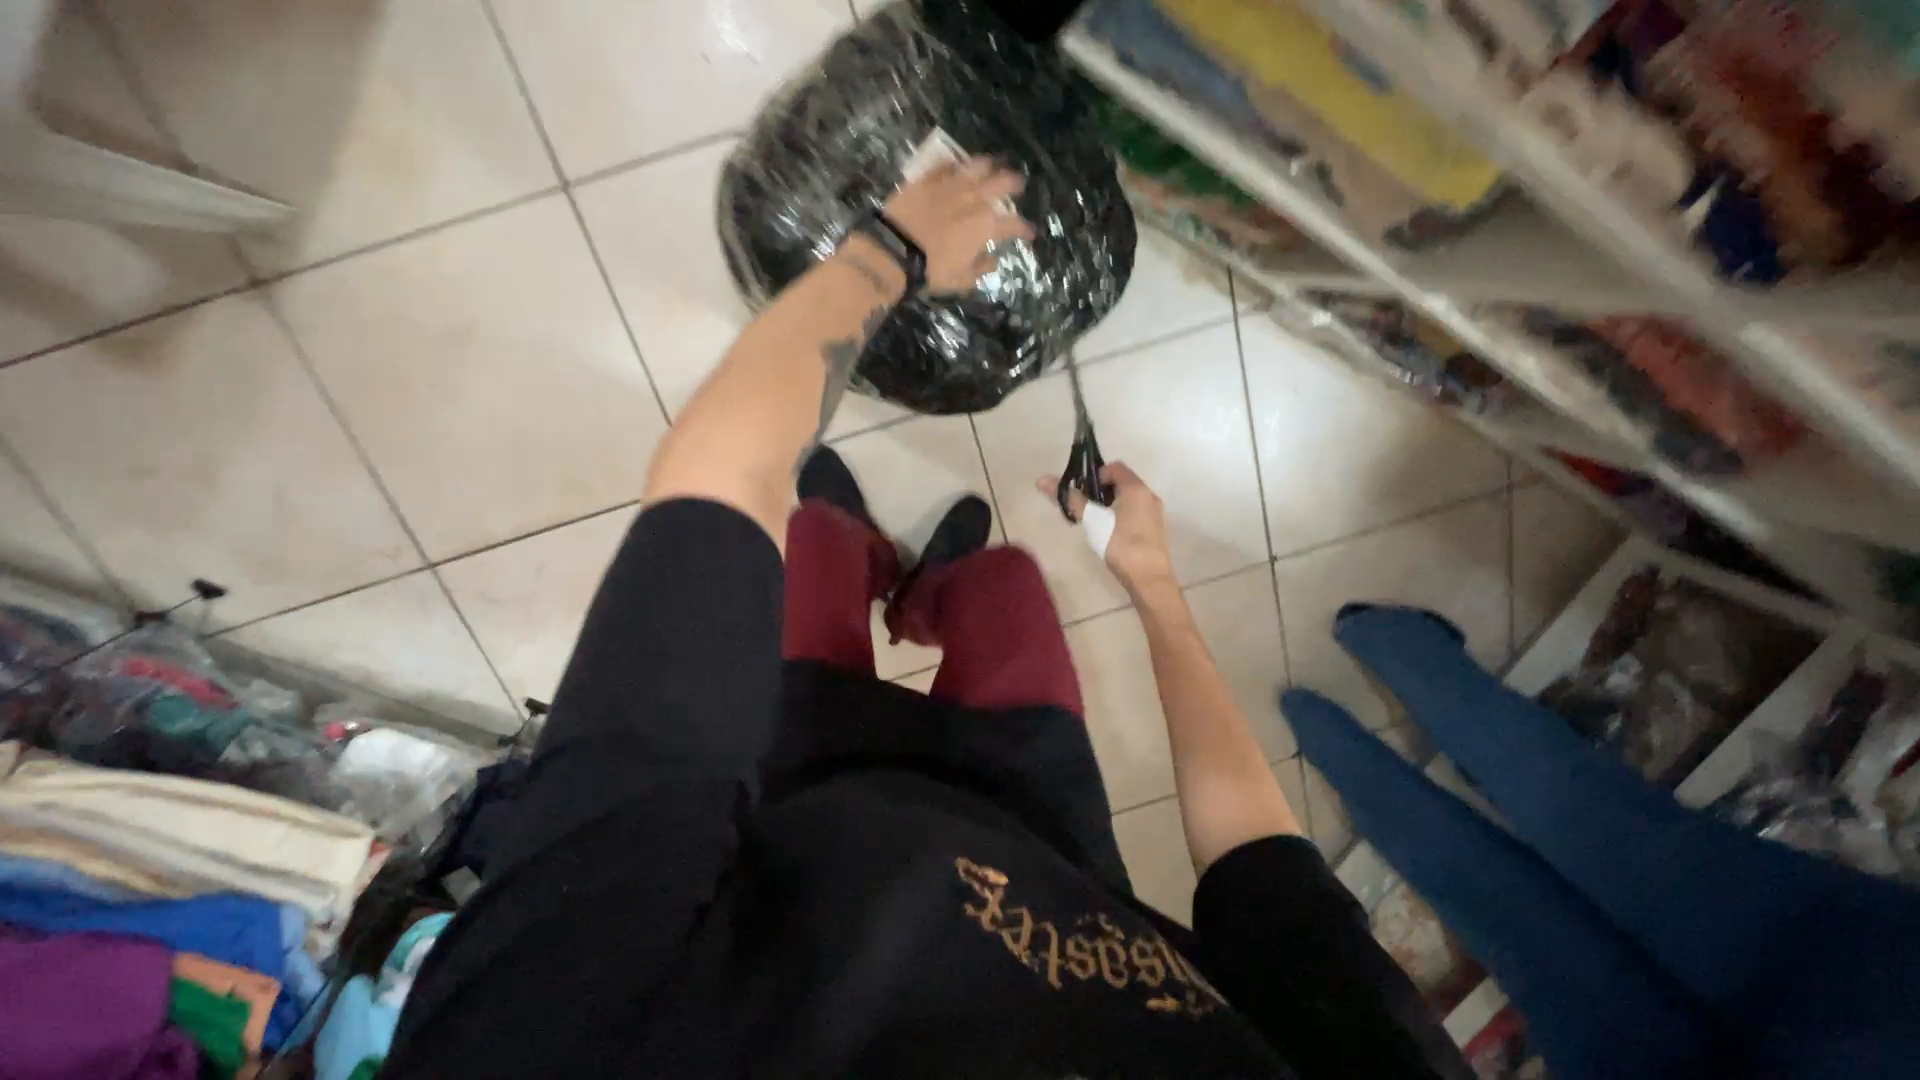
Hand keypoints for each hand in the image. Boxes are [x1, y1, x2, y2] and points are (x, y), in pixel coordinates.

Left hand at [883, 158, 1034, 294]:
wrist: (895, 249)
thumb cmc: (931, 269)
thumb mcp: (961, 279)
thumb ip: (981, 268)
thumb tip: (993, 260)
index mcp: (987, 225)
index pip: (1014, 225)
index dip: (1024, 229)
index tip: (1029, 233)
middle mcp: (975, 198)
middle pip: (1002, 183)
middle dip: (1013, 184)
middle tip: (1018, 184)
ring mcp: (952, 184)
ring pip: (977, 166)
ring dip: (988, 166)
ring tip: (991, 166)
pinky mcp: (929, 177)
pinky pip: (945, 165)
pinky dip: (953, 165)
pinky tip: (955, 166)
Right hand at [1037, 462, 1174, 595]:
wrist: (1149, 578)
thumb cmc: (1120, 544)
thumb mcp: (1092, 520)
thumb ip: (1071, 499)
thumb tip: (1042, 480)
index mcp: (1136, 489)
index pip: (1115, 467)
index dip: (1095, 475)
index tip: (1083, 493)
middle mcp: (1149, 496)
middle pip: (1122, 483)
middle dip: (1101, 491)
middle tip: (1086, 509)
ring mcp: (1155, 513)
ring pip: (1129, 499)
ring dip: (1111, 505)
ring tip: (1096, 523)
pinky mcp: (1155, 529)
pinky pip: (1136, 512)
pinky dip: (1121, 515)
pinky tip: (1111, 534)